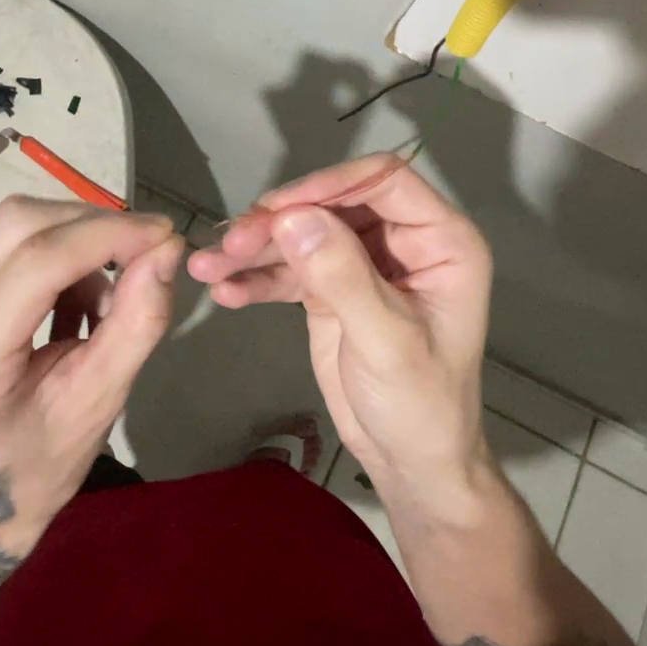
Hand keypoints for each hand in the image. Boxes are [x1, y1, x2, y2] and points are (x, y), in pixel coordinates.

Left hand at [0, 197, 182, 550]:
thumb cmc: (44, 461)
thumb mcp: (101, 403)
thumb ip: (137, 324)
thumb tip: (166, 249)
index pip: (35, 264)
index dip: (106, 236)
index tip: (165, 235)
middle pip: (15, 225)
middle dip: (94, 223)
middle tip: (148, 248)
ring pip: (11, 225)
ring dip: (78, 240)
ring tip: (109, 300)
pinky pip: (6, 243)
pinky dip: (59, 254)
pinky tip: (78, 301)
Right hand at [187, 154, 494, 518]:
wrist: (410, 464)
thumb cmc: (421, 405)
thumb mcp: (386, 342)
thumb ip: (342, 276)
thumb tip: (291, 217)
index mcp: (438, 239)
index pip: (383, 181)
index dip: (329, 184)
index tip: (277, 208)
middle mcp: (399, 240)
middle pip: (332, 204)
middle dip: (280, 221)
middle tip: (231, 242)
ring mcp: (361, 262)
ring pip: (302, 234)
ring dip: (255, 249)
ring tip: (207, 266)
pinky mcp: (330, 288)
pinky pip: (289, 269)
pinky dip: (256, 279)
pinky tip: (224, 291)